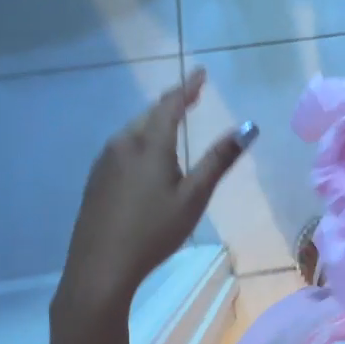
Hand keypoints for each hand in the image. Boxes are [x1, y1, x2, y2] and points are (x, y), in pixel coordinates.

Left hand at [54, 68, 256, 324]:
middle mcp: (123, 145)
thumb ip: (220, 159)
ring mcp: (104, 163)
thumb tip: (249, 127)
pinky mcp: (95, 180)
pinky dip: (140, 140)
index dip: (187, 87)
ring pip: (134, 130)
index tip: (201, 73)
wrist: (98, 270)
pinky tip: (146, 157)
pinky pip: (122, 147)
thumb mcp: (194, 196)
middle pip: (150, 114)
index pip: (170, 104)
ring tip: (172, 122)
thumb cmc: (153, 232)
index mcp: (149, 144)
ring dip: (154, 122)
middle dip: (172, 103)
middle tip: (192, 96)